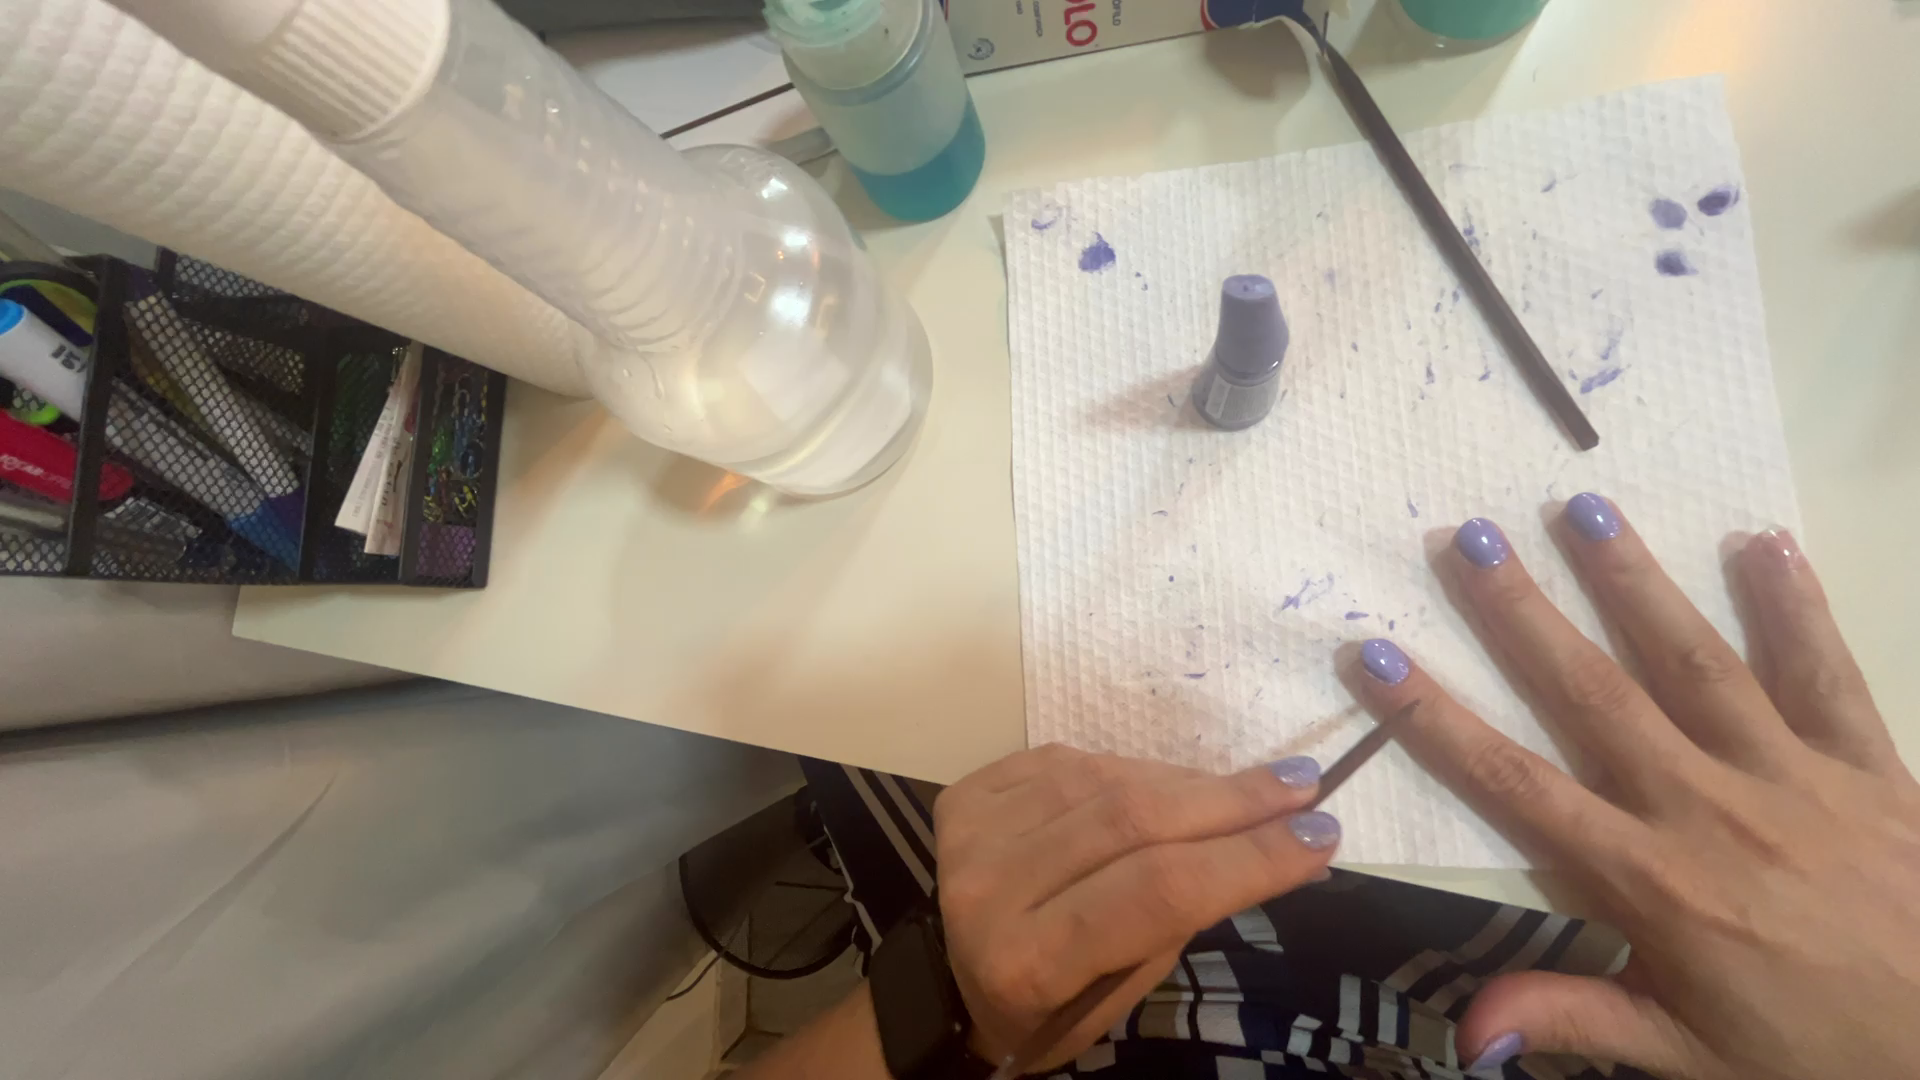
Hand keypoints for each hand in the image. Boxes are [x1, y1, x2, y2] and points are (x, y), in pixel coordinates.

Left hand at [931, 746, 1339, 1070]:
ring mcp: (972, 828)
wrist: (946, 974)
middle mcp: (990, 883)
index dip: (1246, 857)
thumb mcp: (1116, 992)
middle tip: (1301, 785)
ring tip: (1248, 787)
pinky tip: (1169, 780)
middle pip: (1131, 821)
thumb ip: (1177, 915)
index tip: (1322, 833)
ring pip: (1103, 780)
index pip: (1156, 891)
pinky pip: (1067, 760)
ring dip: (1187, 779)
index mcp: (1026, 958)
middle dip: (1230, 801)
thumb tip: (1271, 842)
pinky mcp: (967, 791)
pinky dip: (1128, 767)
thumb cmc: (1044, 1006)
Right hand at [1352, 496, 1919, 1079]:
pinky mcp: (1876, 768)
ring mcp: (1792, 778)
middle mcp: (1702, 808)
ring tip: (1581, 505)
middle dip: (1520, 611)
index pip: (1509, 781)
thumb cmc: (1825, 1055)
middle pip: (1590, 692)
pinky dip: (1793, 607)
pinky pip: (1828, 676)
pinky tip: (1760, 541)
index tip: (1375, 656)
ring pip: (1694, 662)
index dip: (1433, 718)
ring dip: (1631, 580)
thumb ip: (1573, 1019)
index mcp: (1645, 878)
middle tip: (1470, 537)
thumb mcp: (1690, 1058)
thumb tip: (1463, 1033)